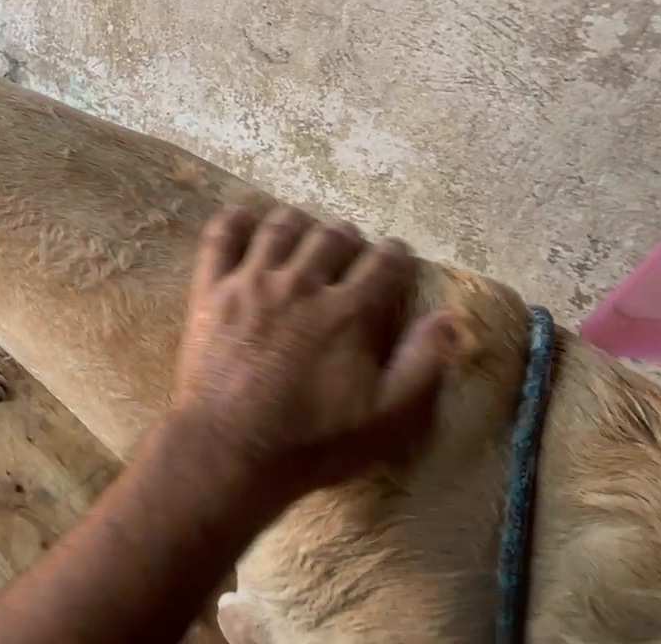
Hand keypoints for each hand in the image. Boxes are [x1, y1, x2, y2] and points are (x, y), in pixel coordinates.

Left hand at [169, 204, 456, 499]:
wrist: (231, 447)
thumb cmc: (313, 440)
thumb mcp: (386, 418)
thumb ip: (422, 364)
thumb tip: (450, 319)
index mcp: (348, 312)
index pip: (383, 264)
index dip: (395, 254)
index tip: (396, 255)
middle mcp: (301, 284)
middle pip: (330, 238)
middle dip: (348, 236)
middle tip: (349, 245)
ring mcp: (250, 282)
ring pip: (278, 229)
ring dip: (298, 222)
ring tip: (304, 227)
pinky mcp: (210, 288)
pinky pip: (219, 238)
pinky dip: (233, 220)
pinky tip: (243, 214)